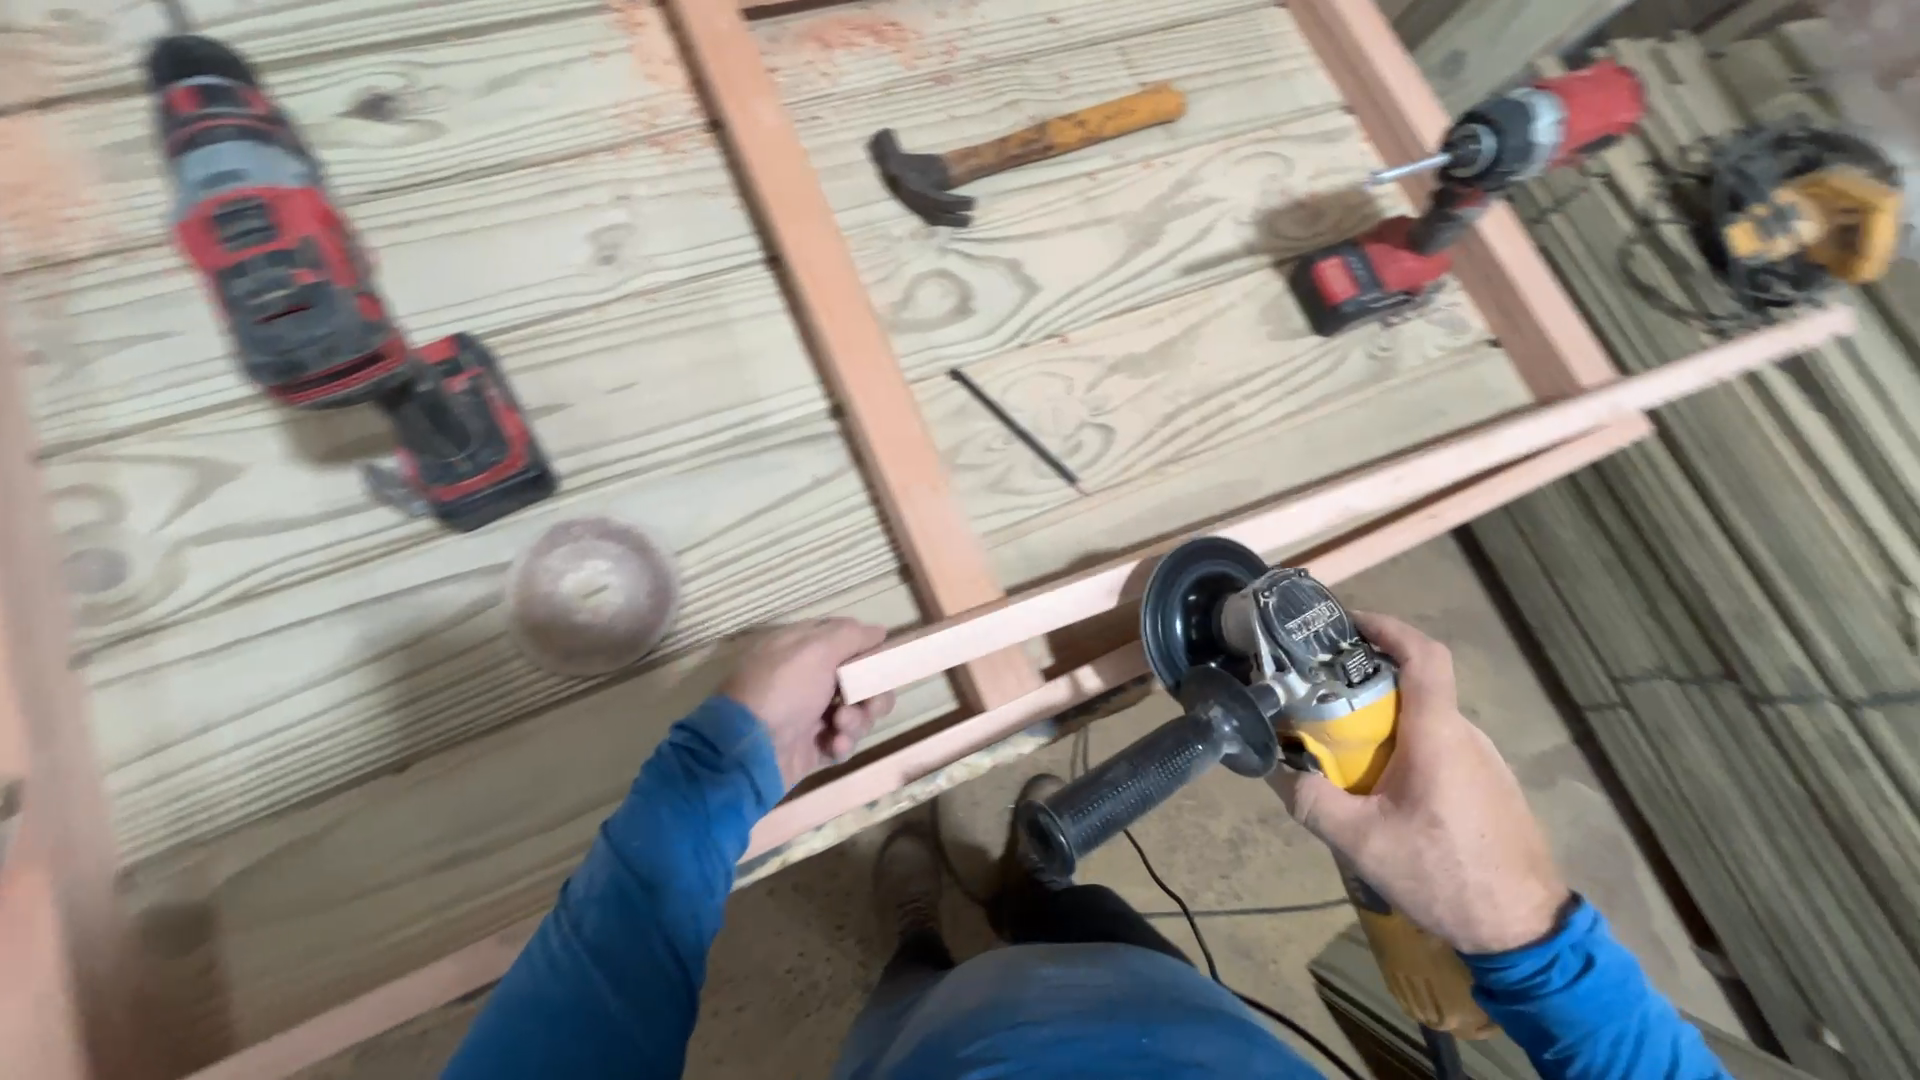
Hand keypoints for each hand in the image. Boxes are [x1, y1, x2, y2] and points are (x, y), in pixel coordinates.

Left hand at [721, 618, 896, 790]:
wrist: (747, 751)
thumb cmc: (783, 690)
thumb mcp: (815, 649)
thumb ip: (851, 636)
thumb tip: (879, 631)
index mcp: (806, 649)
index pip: (850, 642)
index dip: (870, 654)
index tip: (883, 665)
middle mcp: (811, 679)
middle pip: (862, 681)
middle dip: (872, 694)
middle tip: (867, 703)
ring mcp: (812, 715)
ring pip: (858, 713)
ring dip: (858, 720)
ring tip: (840, 726)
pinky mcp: (814, 747)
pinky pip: (844, 742)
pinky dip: (844, 743)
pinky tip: (833, 745)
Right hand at [1271, 612, 1570, 953]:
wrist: (1525, 932)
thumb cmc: (1444, 874)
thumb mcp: (1361, 842)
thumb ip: (1310, 799)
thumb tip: (1272, 767)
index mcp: (1438, 735)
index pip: (1422, 656)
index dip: (1386, 627)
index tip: (1345, 623)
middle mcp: (1465, 736)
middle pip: (1411, 687)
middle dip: (1361, 682)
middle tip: (1315, 699)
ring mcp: (1482, 762)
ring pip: (1423, 720)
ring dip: (1379, 721)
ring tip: (1337, 748)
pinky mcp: (1488, 787)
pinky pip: (1437, 747)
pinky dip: (1400, 747)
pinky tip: (1377, 788)